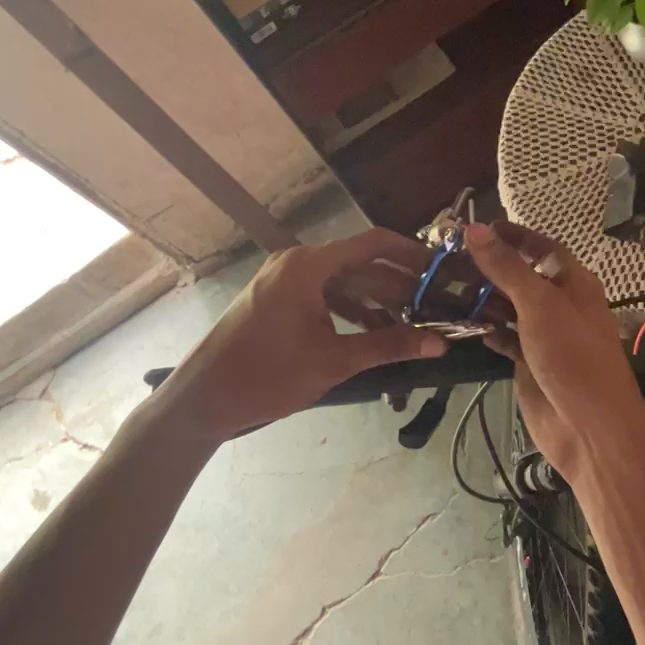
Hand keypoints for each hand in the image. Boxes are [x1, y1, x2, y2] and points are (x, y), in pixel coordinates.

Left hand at [165, 229, 447, 437]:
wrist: (200, 401)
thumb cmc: (265, 376)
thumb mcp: (333, 361)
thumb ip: (389, 346)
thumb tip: (440, 343)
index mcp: (309, 266)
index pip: (374, 244)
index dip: (413, 254)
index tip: (445, 270)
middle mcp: (298, 263)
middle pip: (363, 265)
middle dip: (402, 286)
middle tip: (439, 305)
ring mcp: (287, 280)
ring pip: (347, 282)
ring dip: (380, 302)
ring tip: (416, 323)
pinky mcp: (280, 299)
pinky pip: (328, 295)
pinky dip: (354, 311)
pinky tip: (378, 333)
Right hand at [464, 222, 644, 474]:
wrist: (590, 427)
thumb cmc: (573, 356)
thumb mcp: (540, 304)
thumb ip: (507, 268)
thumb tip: (475, 228)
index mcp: (574, 283)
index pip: (542, 247)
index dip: (513, 236)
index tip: (477, 229)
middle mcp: (560, 305)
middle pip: (522, 277)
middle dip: (490, 268)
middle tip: (447, 261)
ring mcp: (545, 336)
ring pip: (510, 308)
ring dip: (483, 299)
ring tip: (444, 288)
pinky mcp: (530, 363)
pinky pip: (504, 338)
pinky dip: (486, 330)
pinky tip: (461, 325)